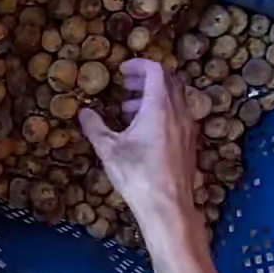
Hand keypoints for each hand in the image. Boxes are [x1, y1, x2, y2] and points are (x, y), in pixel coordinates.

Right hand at [79, 59, 199, 227]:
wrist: (168, 207)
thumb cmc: (137, 175)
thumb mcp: (109, 149)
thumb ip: (95, 126)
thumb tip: (84, 112)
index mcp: (160, 106)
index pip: (155, 71)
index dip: (139, 65)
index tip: (122, 70)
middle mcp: (178, 112)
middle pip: (168, 81)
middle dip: (146, 78)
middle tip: (125, 84)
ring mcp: (187, 128)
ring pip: (175, 99)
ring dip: (153, 96)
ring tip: (128, 109)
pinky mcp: (189, 143)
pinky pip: (178, 115)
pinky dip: (162, 111)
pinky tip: (144, 130)